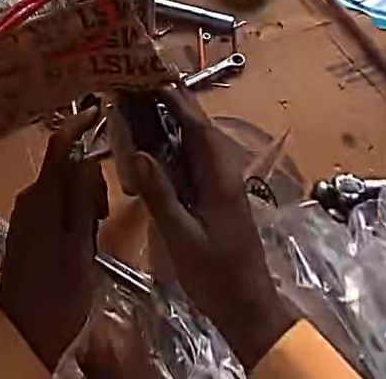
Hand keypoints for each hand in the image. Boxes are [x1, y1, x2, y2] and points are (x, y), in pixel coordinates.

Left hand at [0, 109, 108, 369]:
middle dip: (88, 182)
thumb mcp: (79, 246)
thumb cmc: (58, 292)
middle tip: (102, 217)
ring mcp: (26, 212)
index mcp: (43, 196)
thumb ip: (82, 199)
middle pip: (64, 168)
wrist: (23, 331)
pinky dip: (70, 214)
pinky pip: (53, 205)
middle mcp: (30, 196)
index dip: (77, 125)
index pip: (60, 146)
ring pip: (60, 188)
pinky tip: (80, 243)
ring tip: (92, 238)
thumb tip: (87, 159)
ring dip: (81, 202)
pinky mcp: (26, 228)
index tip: (95, 111)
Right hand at [116, 88, 295, 366]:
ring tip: (137, 96)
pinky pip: (190, 152)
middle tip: (137, 78)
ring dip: (169, 114)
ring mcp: (218, 179)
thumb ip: (160, 194)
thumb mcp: (183, 237)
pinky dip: (170, 136)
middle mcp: (222, 170)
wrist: (248, 309)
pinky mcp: (212, 189)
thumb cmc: (216, 274)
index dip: (175, 99)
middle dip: (170, 98)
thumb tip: (137, 152)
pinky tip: (148, 133)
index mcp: (219, 177)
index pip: (197, 126)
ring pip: (193, 136)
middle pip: (196, 123)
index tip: (149, 76)